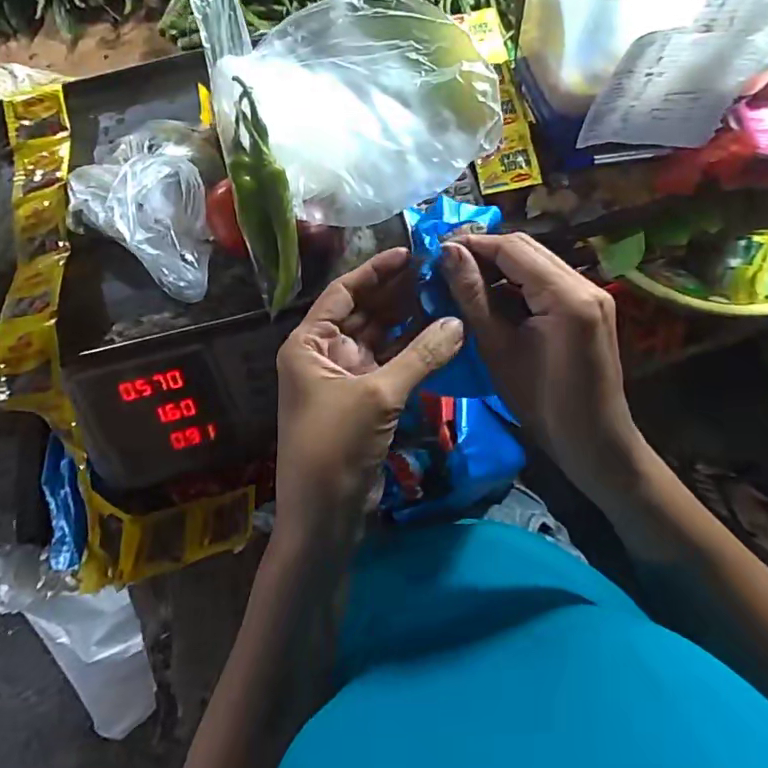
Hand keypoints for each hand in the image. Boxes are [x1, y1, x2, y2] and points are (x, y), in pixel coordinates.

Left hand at [274, 246, 463, 539]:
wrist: (324, 514)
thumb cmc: (336, 444)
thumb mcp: (378, 395)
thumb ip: (420, 356)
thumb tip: (458, 322)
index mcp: (309, 343)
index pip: (343, 292)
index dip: (376, 271)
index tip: (410, 253)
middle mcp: (324, 354)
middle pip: (363, 312)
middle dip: (397, 293)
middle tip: (437, 271)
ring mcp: (345, 378)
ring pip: (380, 338)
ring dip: (408, 320)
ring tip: (443, 295)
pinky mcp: (364, 400)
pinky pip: (390, 365)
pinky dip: (412, 352)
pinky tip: (440, 334)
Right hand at [441, 233, 645, 491]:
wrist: (594, 442)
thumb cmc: (541, 402)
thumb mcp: (498, 348)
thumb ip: (472, 295)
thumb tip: (447, 252)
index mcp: (566, 295)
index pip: (512, 248)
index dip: (472, 244)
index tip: (437, 252)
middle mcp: (585, 283)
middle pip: (527, 248)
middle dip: (486, 251)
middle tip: (446, 265)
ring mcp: (592, 293)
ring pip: (538, 261)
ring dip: (501, 265)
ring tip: (464, 279)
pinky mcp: (591, 306)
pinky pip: (549, 279)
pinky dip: (519, 281)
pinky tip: (494, 295)